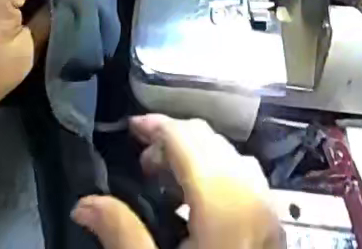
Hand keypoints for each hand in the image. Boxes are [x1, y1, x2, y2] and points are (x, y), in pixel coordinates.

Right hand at [72, 115, 281, 248]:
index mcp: (224, 204)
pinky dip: (219, 173)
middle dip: (174, 139)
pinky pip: (246, 179)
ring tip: (165, 179)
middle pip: (211, 141)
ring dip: (197, 155)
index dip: (157, 126)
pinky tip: (197, 201)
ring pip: (231, 156)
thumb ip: (121, 234)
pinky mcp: (276, 231)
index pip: (188, 141)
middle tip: (141, 161)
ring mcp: (270, 214)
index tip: (130, 126)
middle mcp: (254, 197)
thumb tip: (85, 202)